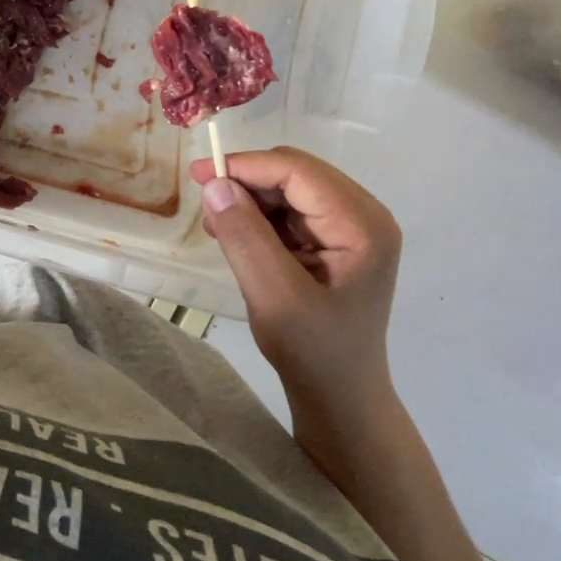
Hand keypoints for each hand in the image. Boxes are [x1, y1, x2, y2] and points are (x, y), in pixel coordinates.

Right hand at [191, 148, 401, 417]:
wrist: (338, 394)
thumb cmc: (313, 349)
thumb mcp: (273, 295)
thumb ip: (245, 237)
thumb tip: (215, 184)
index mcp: (362, 225)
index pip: (298, 171)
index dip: (246, 166)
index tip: (198, 176)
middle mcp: (362, 216)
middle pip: (295, 173)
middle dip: (246, 181)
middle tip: (206, 205)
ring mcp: (350, 228)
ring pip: (288, 188)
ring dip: (248, 199)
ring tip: (218, 229)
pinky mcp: (333, 241)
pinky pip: (288, 210)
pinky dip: (256, 216)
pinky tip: (235, 237)